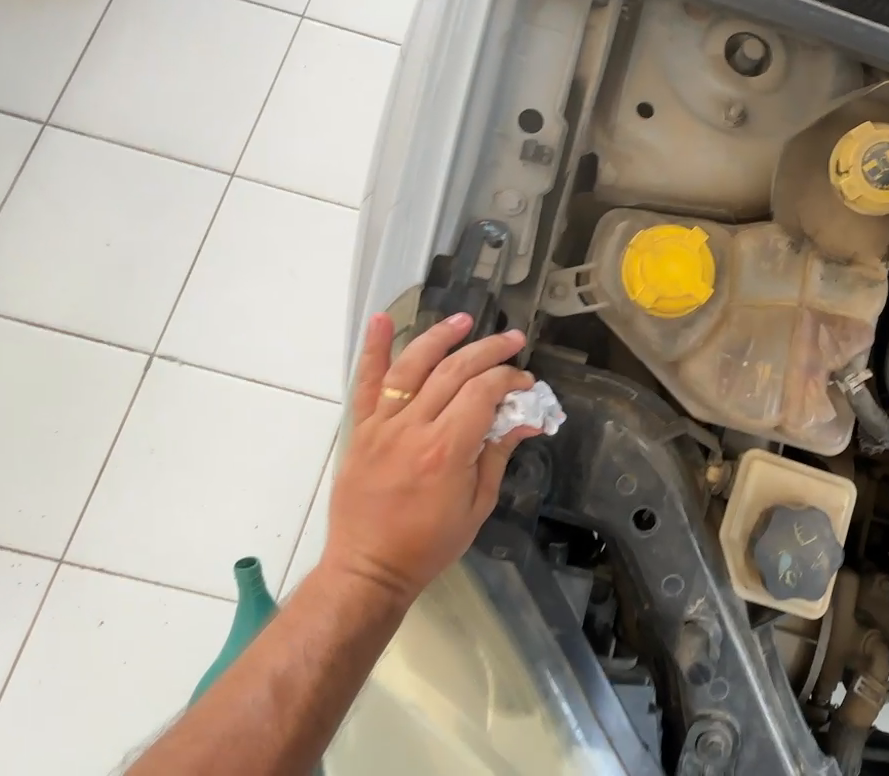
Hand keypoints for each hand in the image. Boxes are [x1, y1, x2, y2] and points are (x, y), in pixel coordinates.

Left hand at [320, 312, 541, 603]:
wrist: (368, 570)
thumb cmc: (430, 544)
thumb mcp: (478, 505)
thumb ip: (498, 454)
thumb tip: (528, 417)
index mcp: (446, 451)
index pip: (484, 393)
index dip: (510, 379)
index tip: (525, 383)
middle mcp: (413, 430)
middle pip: (454, 372)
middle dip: (489, 351)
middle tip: (514, 339)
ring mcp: (382, 426)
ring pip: (413, 366)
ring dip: (440, 337)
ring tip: (464, 319)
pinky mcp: (360, 430)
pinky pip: (366, 383)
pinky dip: (373, 349)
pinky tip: (382, 319)